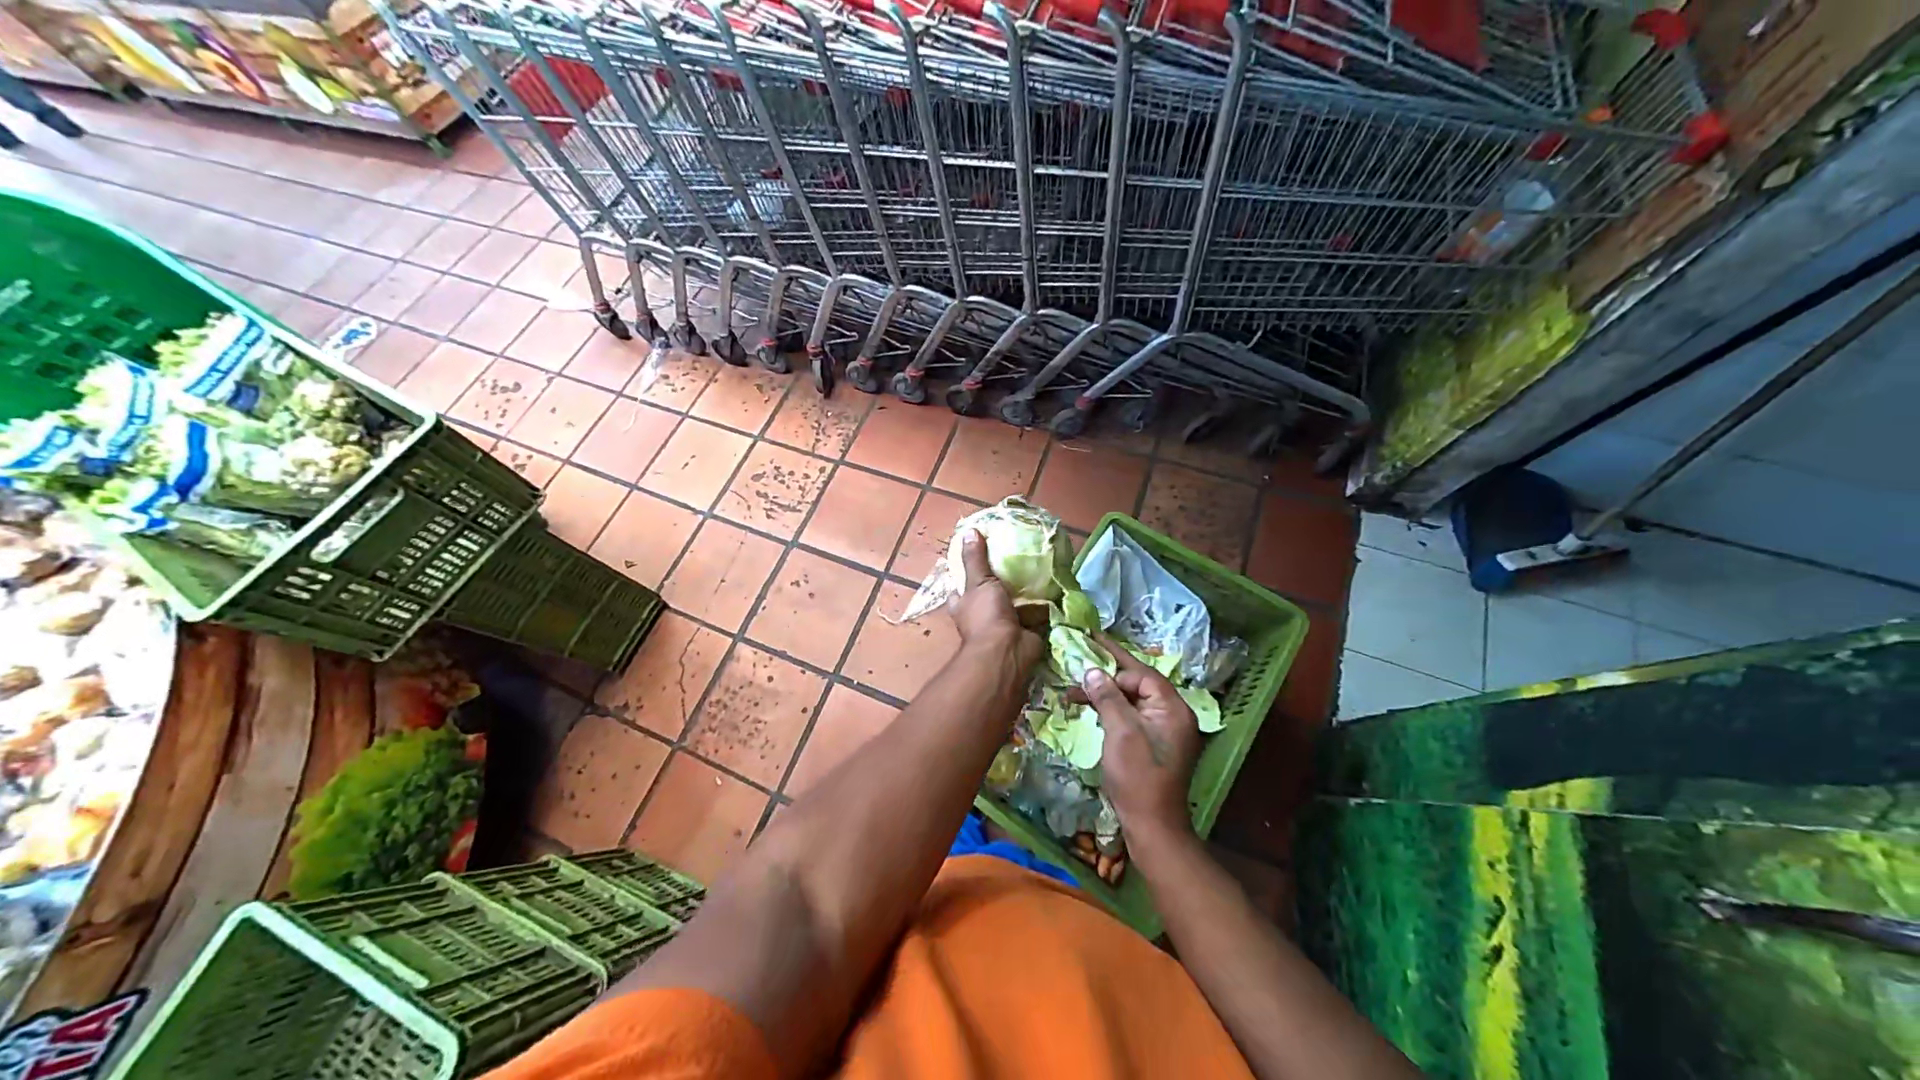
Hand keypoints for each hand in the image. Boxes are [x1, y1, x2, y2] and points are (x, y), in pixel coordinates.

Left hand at [950, 530, 1044, 670]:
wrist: (1009, 650)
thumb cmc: (986, 616)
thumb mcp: (978, 582)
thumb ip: (975, 559)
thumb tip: (969, 531)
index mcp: (964, 605)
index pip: (959, 589)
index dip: (965, 576)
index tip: (979, 557)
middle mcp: (983, 616)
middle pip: (989, 594)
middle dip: (1001, 582)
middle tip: (1016, 558)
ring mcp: (1005, 624)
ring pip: (1015, 603)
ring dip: (1025, 592)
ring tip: (1039, 566)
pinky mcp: (1027, 630)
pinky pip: (1036, 612)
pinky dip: (1045, 602)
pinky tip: (1054, 583)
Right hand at [1083, 637, 1200, 838]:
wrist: (1152, 825)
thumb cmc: (1137, 776)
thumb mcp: (1120, 731)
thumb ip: (1107, 696)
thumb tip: (1092, 670)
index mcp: (1173, 708)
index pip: (1142, 675)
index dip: (1113, 668)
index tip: (1086, 662)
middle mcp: (1174, 716)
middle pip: (1138, 685)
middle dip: (1108, 676)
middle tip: (1079, 664)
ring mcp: (1166, 732)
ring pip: (1133, 701)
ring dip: (1106, 695)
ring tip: (1076, 693)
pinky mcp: (1155, 746)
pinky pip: (1133, 718)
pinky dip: (1112, 711)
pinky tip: (1092, 711)